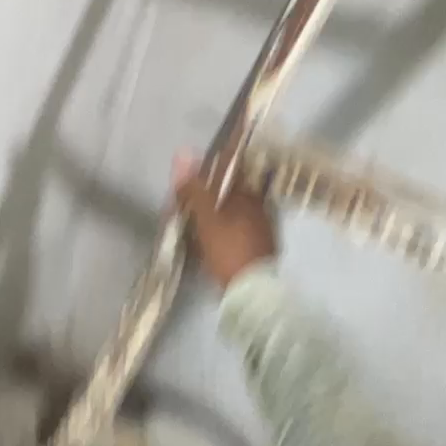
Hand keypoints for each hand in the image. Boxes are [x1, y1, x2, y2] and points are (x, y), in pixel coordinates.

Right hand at [172, 151, 276, 287]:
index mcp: (248, 196)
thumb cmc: (228, 250)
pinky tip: (206, 240)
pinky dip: (219, 228)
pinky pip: (235, 228)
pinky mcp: (259, 248)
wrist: (252, 294)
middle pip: (229, 190)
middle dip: (207, 191)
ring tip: (190, 221)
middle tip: (184, 200)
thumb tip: (183, 152)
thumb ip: (193, 187)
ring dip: (211, 212)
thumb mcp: (205, 218)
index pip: (230, 168)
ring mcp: (262, 228)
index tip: (199, 165)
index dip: (213, 164)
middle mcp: (259, 207)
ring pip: (231, 210)